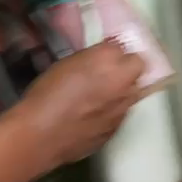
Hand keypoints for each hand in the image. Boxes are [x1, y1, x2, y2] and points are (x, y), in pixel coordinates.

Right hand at [14, 43, 146, 168]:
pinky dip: (112, 109)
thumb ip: (95, 57)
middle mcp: (123, 83)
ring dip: (123, 89)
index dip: (118, 51)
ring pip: (133, 92)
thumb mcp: (68, 63)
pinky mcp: (116, 130)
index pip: (128, 47)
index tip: (109, 54)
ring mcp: (122, 110)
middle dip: (128, 68)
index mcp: (108, 61)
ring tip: (101, 93)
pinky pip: (121, 113)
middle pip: (139, 68)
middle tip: (110, 71)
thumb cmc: (48, 92)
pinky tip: (93, 114)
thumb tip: (108, 53)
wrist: (41, 134)